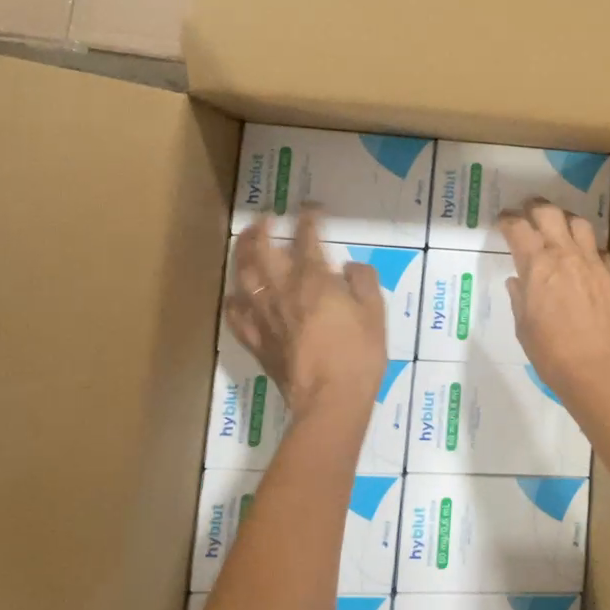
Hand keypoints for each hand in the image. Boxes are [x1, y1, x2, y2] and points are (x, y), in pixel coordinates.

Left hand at [223, 211, 386, 417]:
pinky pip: (236, 316)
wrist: (330, 400)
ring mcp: (264, 316)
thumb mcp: (375, 312)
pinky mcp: (256, 341)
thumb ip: (363, 282)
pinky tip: (236, 295)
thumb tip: (349, 268)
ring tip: (245, 242)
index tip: (311, 208)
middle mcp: (283, 290)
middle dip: (262, 229)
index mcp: (314, 279)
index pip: (307, 237)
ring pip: (243, 277)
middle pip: (262, 250)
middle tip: (265, 218)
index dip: (308, 219)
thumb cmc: (359, 355)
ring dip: (242, 254)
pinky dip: (234, 300)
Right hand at [497, 199, 609, 403]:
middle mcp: (565, 255)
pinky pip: (600, 250)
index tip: (503, 219)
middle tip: (528, 209)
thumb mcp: (523, 326)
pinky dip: (589, 248)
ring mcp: (593, 262)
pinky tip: (585, 259)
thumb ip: (520, 297)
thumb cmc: (551, 353)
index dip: (507, 219)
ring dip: (565, 219)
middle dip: (535, 207)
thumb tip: (517, 280)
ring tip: (559, 225)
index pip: (518, 227)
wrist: (598, 369)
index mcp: (537, 266)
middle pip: (550, 213)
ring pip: (580, 223)